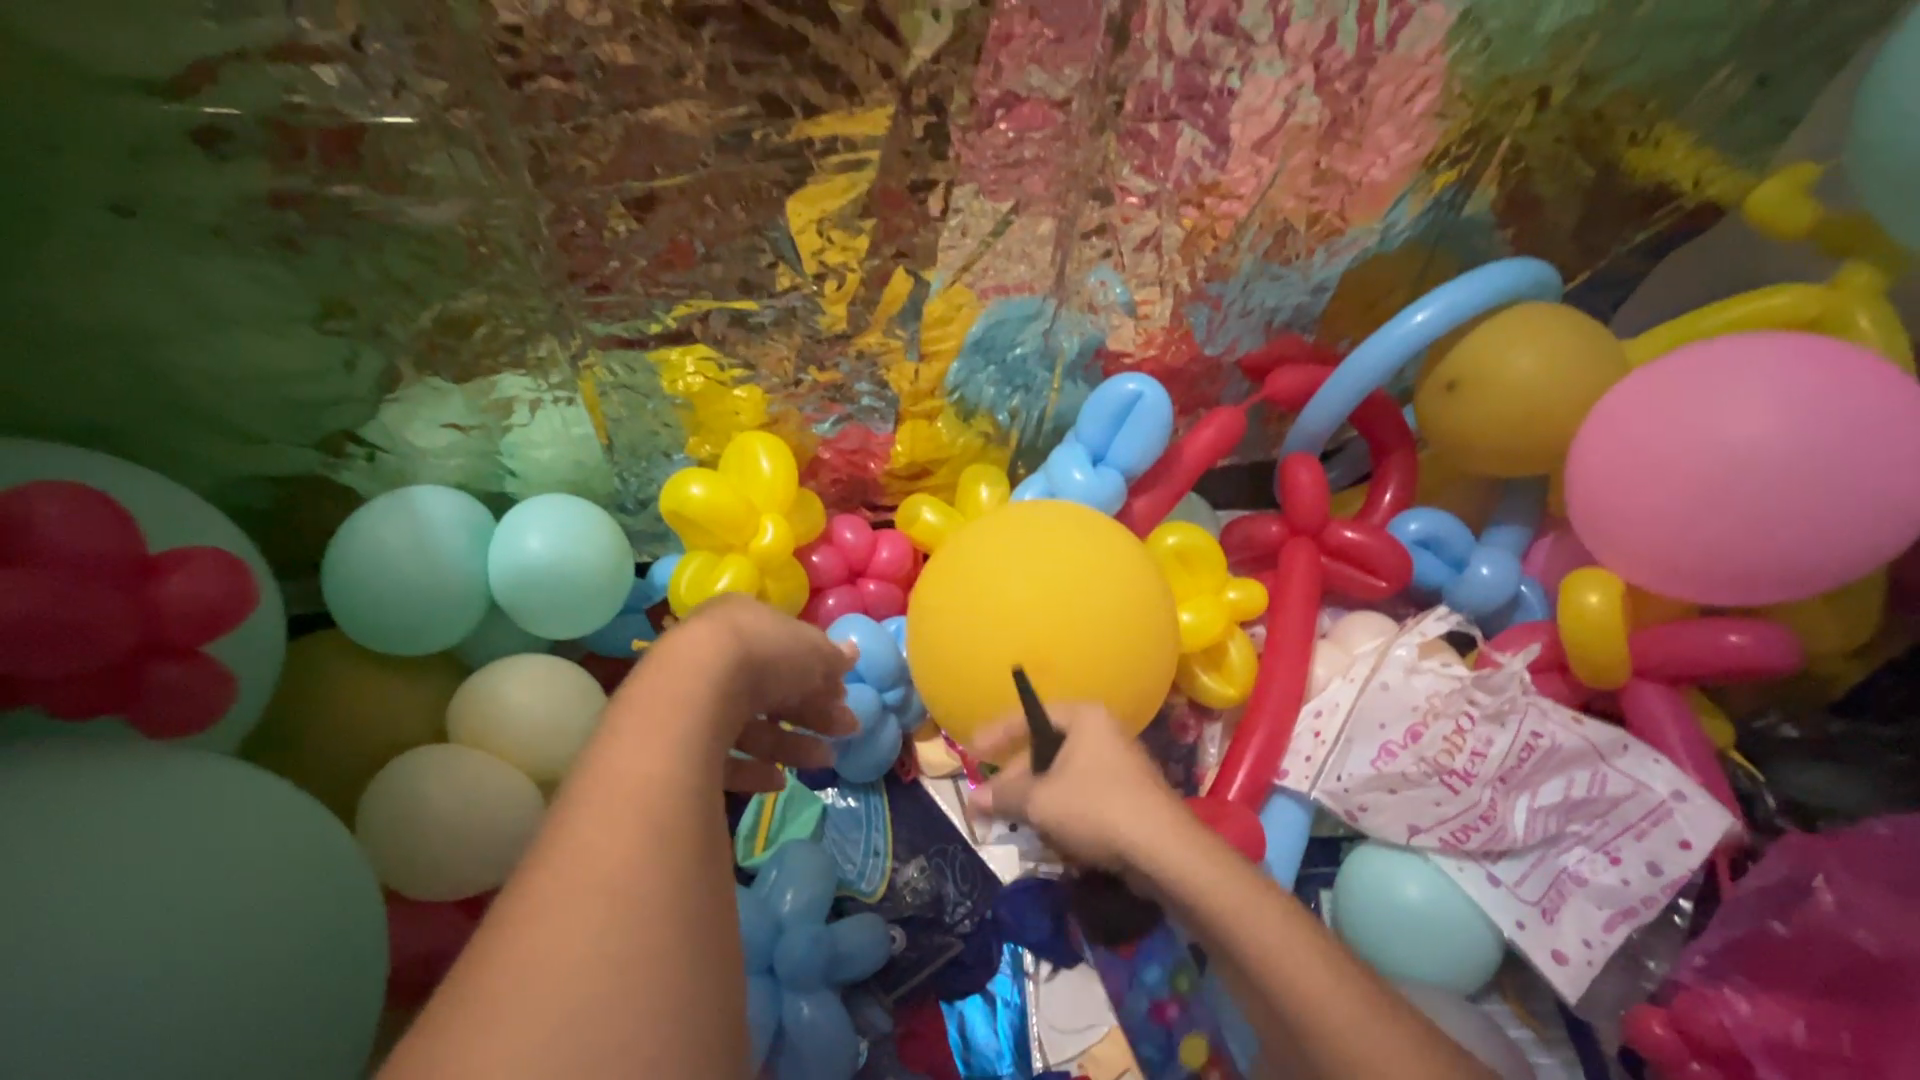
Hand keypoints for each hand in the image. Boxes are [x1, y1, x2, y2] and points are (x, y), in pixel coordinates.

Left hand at [636, 594, 858, 791]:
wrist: (693, 692)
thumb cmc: (762, 656)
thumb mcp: (814, 651)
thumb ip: (833, 657)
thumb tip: (852, 653)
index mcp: (742, 620)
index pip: (785, 646)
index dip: (818, 672)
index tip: (843, 695)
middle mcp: (712, 654)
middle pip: (769, 687)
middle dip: (813, 711)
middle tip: (846, 730)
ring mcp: (691, 697)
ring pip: (748, 724)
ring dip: (791, 743)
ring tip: (825, 760)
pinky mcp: (676, 741)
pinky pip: (720, 756)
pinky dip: (751, 768)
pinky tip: (778, 780)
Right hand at [965, 705, 1187, 870]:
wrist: (1163, 850)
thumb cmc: (1096, 808)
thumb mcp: (1040, 801)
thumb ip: (1004, 796)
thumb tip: (973, 798)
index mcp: (1085, 718)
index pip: (1031, 716)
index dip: (998, 733)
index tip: (973, 751)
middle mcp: (1104, 732)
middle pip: (1047, 750)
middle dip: (1017, 779)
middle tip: (992, 802)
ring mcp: (1120, 764)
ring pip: (1065, 777)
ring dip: (1039, 800)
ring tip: (1017, 823)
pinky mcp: (1129, 796)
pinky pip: (1084, 796)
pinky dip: (1064, 812)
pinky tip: (1052, 837)